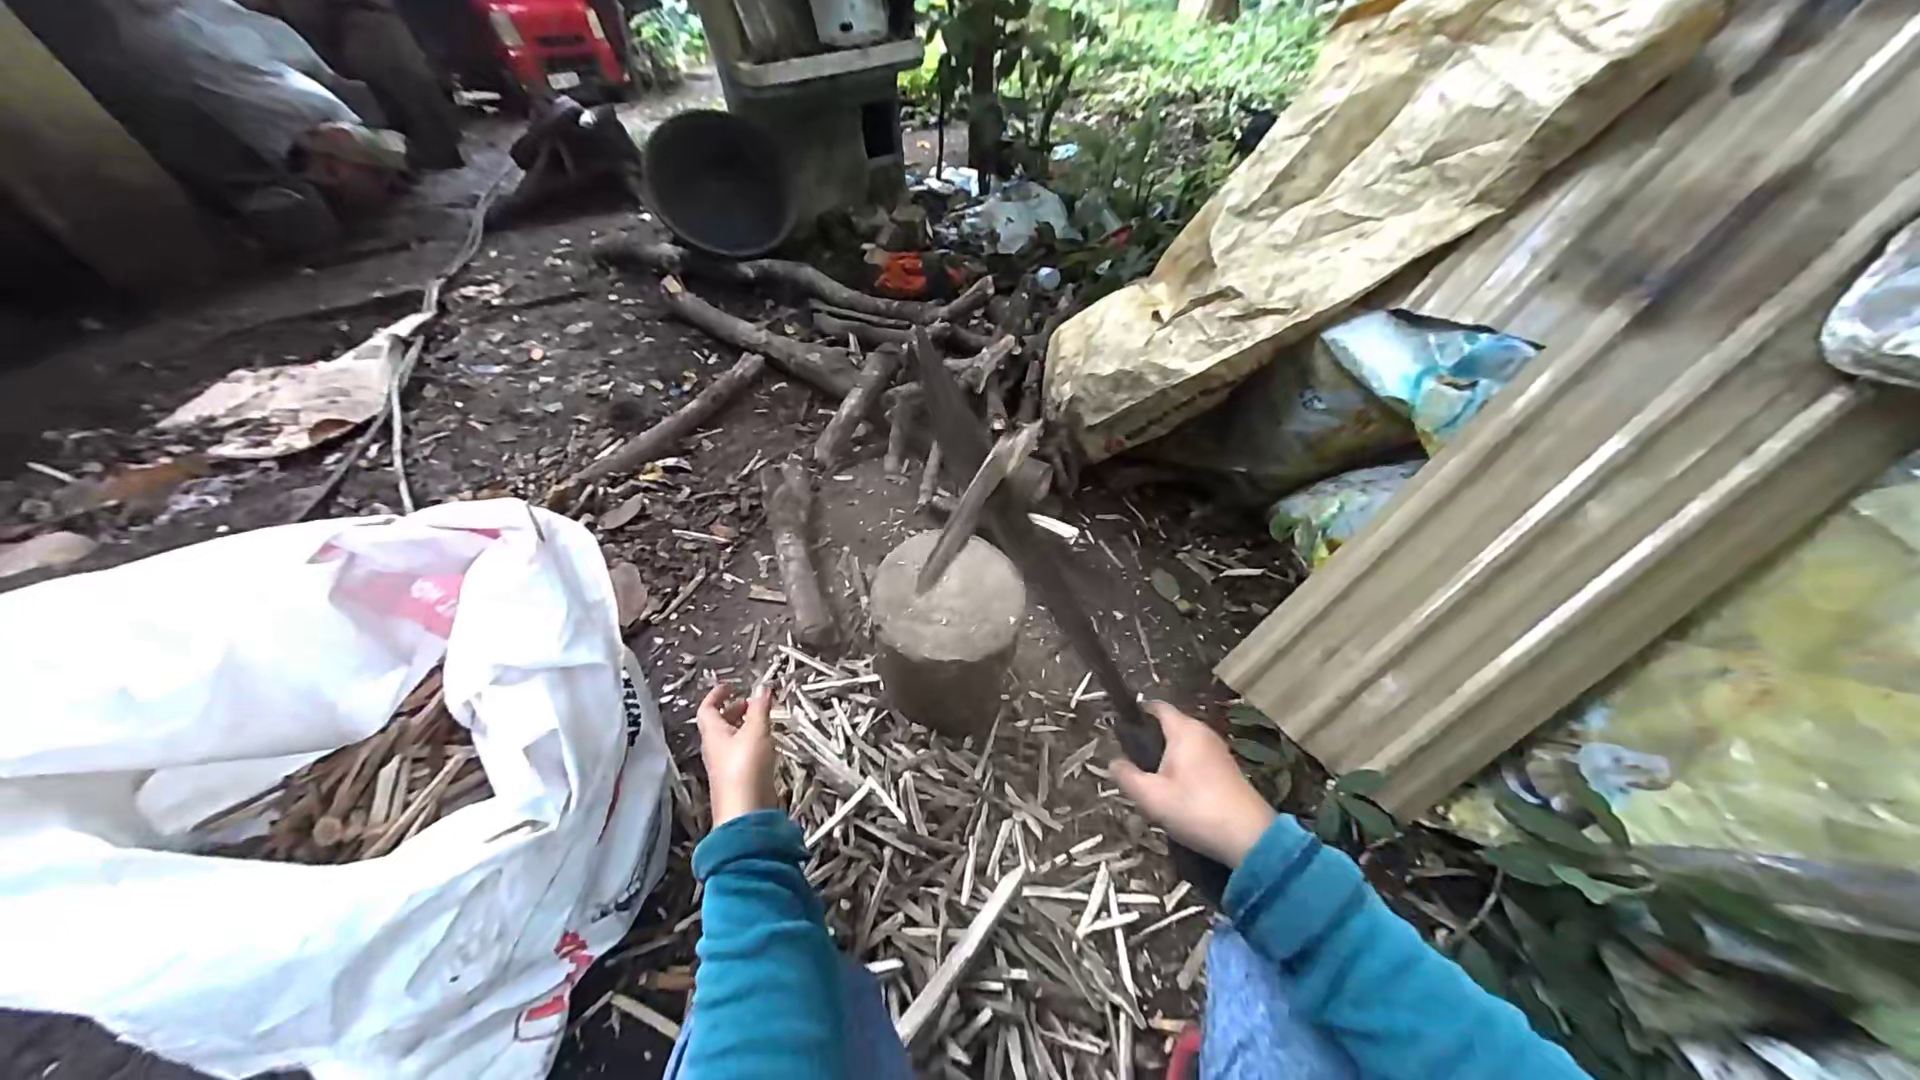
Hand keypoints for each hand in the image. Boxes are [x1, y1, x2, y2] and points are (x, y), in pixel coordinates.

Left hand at [696, 681, 777, 827]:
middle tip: (753, 703)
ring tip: (763, 720)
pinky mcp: (738, 779)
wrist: (745, 812)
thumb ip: (760, 708)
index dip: (717, 695)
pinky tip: (766, 743)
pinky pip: (741, 752)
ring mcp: (725, 765)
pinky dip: (751, 741)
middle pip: (718, 724)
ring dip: (744, 726)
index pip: (707, 709)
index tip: (731, 686)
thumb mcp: (756, 731)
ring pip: (731, 739)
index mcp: (713, 735)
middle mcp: (715, 749)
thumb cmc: (746, 767)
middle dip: (734, 710)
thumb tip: (763, 687)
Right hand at [1111, 701, 1276, 868]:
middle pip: (1168, 728)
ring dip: (1165, 762)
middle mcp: (1203, 733)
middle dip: (1148, 744)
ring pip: (1182, 747)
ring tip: (1151, 787)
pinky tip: (1176, 798)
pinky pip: (1196, 761)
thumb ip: (1126, 775)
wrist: (1251, 840)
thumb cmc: (1195, 809)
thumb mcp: (1150, 796)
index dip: (1136, 713)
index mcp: (1184, 730)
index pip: (1156, 706)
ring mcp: (1218, 752)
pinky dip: (1182, 772)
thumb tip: (1114, 762)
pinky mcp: (1227, 772)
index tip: (1119, 731)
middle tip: (1132, 768)